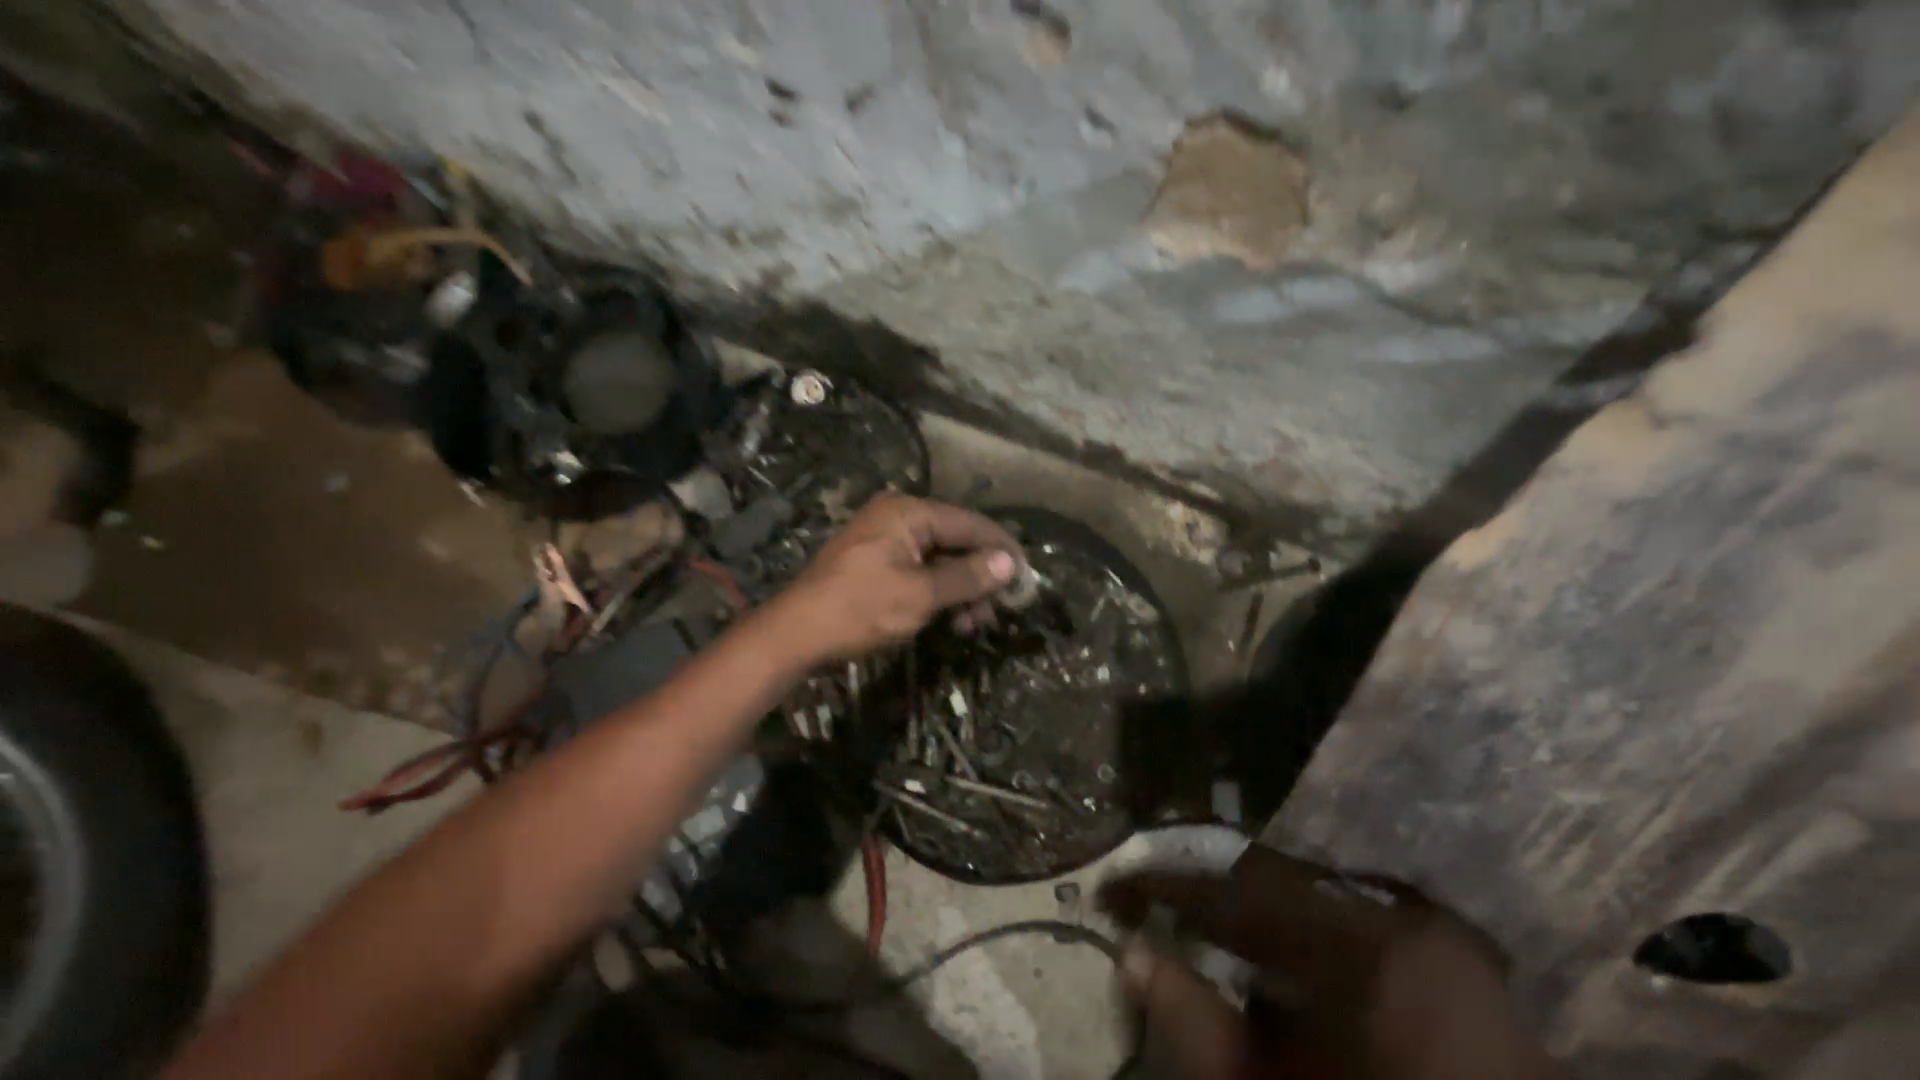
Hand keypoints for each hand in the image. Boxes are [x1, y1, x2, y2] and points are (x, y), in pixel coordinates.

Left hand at [772, 495, 1023, 663]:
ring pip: (938, 559)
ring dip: (960, 589)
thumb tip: (1010, 563)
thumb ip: (967, 577)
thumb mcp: (920, 595)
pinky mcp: (874, 562)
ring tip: (972, 625)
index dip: (1003, 551)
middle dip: (980, 577)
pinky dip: (936, 592)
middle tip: (998, 612)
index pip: (971, 523)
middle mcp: (898, 516)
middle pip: (956, 540)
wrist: (795, 633)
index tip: (1027, 579)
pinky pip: (918, 569)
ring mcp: (883, 538)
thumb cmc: (860, 609)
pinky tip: (949, 619)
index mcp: (909, 512)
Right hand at [1100, 845, 1555, 1079]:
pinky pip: (1364, 923)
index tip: (1113, 892)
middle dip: (1215, 897)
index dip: (1165, 890)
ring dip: (1263, 917)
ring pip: (1321, 899)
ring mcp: (1446, 940)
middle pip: (1281, 882)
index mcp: (1364, 951)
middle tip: (1160, 911)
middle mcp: (1408, 922)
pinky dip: (1315, 938)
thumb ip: (1195, 1026)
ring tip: (1221, 944)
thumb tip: (1133, 955)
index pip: (1237, 895)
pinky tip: (1293, 978)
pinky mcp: (1467, 965)